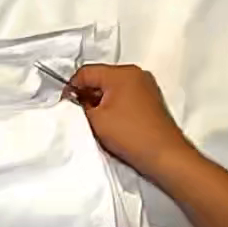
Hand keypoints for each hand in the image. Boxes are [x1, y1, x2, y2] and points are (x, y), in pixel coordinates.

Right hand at [68, 63, 201, 180]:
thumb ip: (80, 105)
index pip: (86, 72)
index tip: (65, 104)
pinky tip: (111, 124)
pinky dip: (114, 107)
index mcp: (121, 73)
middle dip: (87, 94)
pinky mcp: (150, 101)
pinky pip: (125, 96)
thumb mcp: (95, 120)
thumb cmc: (130, 135)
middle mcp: (136, 74)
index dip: (71, 87)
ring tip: (96, 123)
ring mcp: (146, 87)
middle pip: (101, 78)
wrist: (162, 154)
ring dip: (101, 102)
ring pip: (113, 88)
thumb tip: (77, 100)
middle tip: (79, 115)